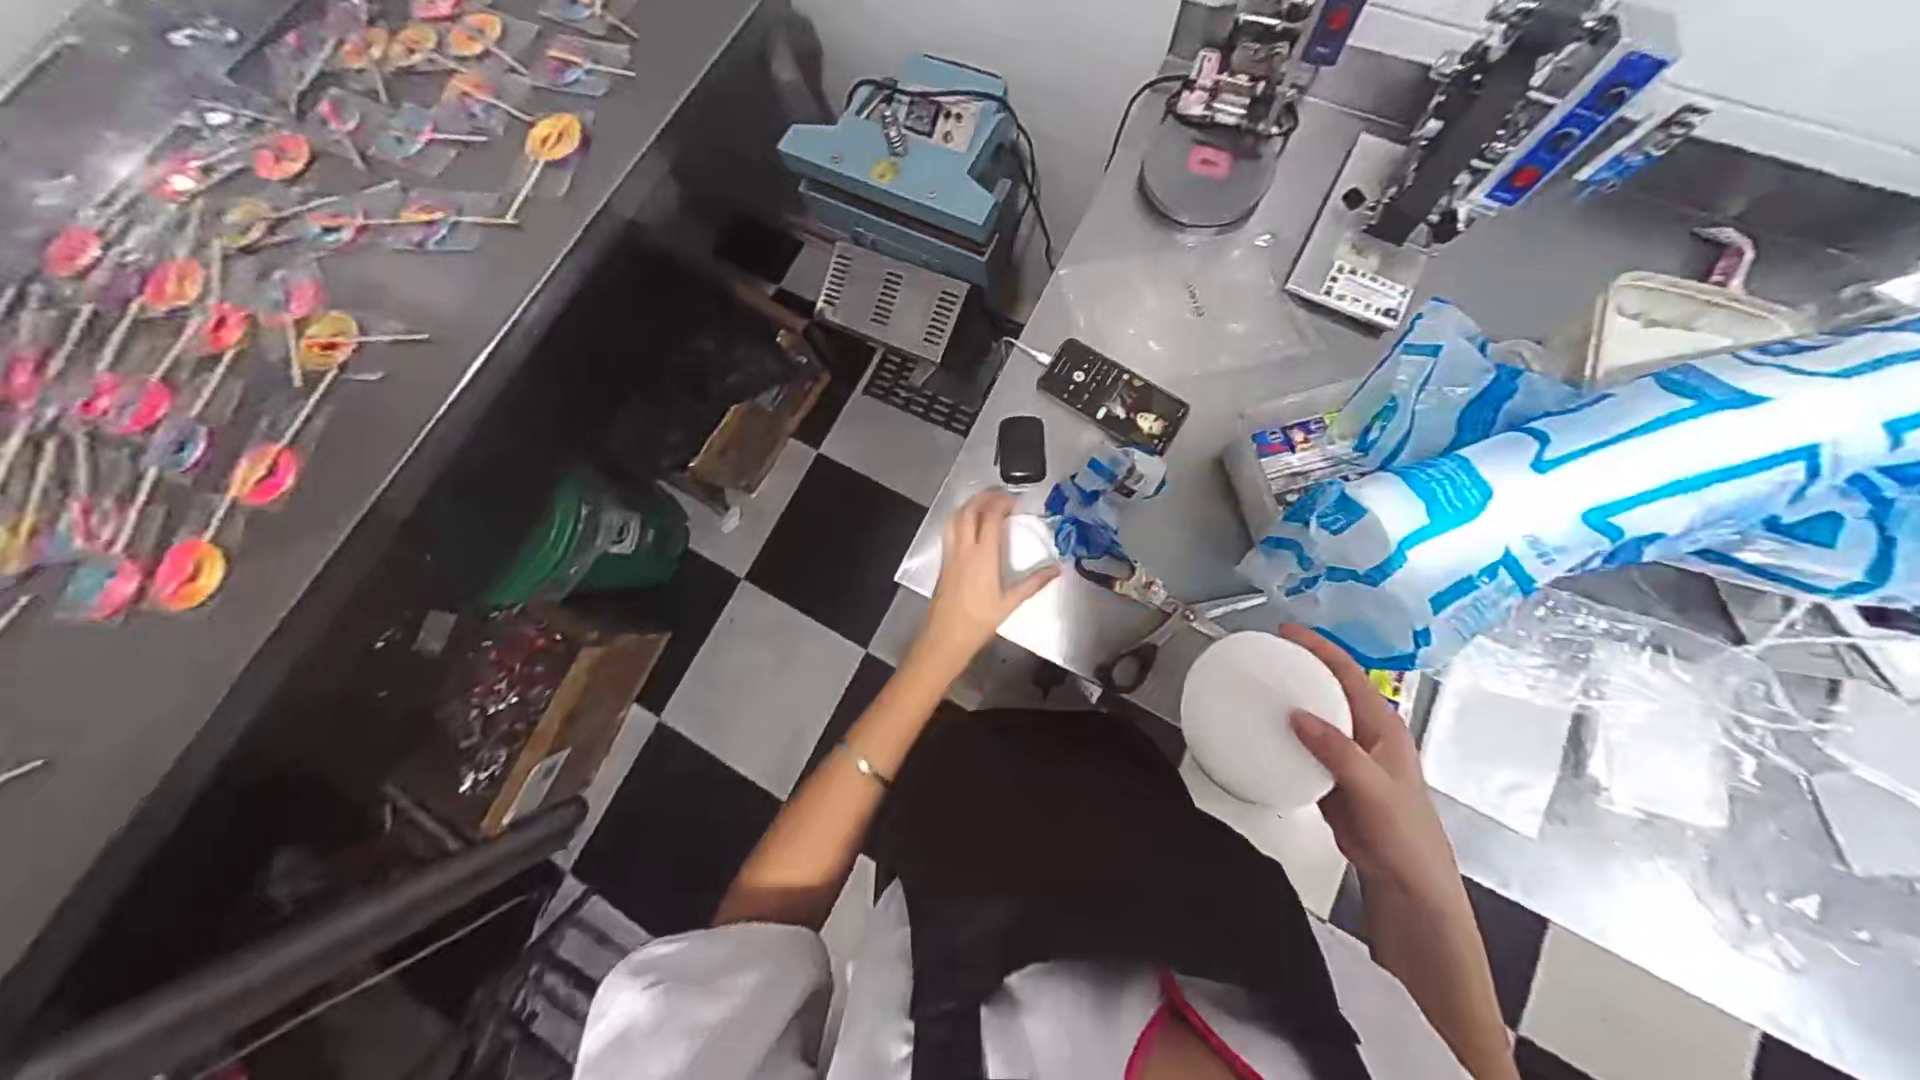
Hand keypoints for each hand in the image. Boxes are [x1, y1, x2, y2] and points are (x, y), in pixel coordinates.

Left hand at [917, 491, 1060, 671]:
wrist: (946, 636)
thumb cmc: (978, 621)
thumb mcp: (1010, 602)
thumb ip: (1034, 583)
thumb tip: (1057, 569)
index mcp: (982, 556)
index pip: (990, 518)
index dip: (1001, 503)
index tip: (1014, 500)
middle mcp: (964, 549)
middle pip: (969, 511)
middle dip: (984, 497)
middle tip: (999, 494)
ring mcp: (950, 554)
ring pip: (954, 518)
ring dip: (969, 505)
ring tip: (984, 502)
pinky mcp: (943, 562)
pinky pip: (948, 530)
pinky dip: (958, 518)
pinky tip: (967, 524)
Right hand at [1280, 625, 1463, 907]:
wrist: (1405, 882)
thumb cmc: (1406, 835)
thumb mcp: (1373, 787)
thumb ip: (1337, 751)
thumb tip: (1298, 717)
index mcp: (1383, 727)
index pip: (1348, 674)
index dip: (1320, 648)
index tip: (1289, 632)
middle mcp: (1365, 734)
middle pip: (1328, 688)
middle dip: (1300, 667)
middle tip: (1266, 655)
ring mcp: (1347, 755)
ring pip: (1314, 715)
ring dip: (1290, 700)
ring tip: (1259, 687)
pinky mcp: (1330, 776)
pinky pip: (1302, 745)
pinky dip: (1283, 734)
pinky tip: (1264, 733)